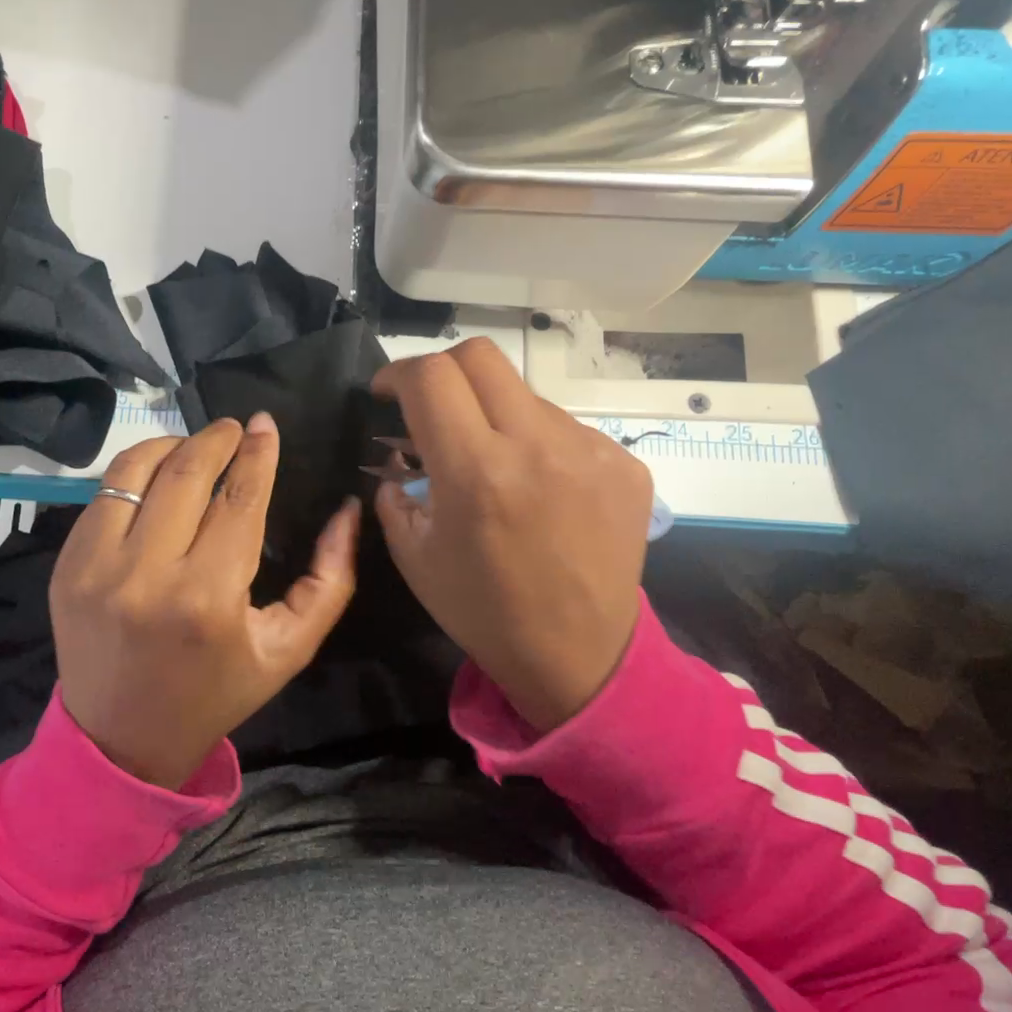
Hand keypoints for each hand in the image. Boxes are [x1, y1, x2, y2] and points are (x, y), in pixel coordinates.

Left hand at [50, 415, 361, 788]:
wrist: (123, 738)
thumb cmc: (215, 693)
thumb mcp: (289, 649)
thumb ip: (330, 579)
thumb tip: (347, 509)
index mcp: (209, 599)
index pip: (239, 498)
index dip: (257, 453)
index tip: (265, 425)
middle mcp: (148, 577)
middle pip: (186, 472)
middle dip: (216, 437)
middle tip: (234, 428)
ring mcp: (97, 569)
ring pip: (136, 471)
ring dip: (171, 445)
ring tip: (195, 446)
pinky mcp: (66, 568)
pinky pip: (103, 497)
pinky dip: (134, 475)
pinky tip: (156, 478)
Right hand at [372, 339, 652, 733]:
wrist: (576, 655)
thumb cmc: (482, 611)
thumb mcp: (414, 557)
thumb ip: (394, 494)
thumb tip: (398, 459)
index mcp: (476, 472)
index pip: (431, 377)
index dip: (397, 372)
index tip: (387, 394)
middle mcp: (537, 446)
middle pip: (480, 357)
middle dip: (442, 372)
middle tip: (431, 410)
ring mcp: (590, 451)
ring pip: (525, 395)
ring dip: (494, 414)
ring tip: (493, 466)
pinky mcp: (625, 464)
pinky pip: (566, 429)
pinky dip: (537, 445)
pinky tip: (538, 491)